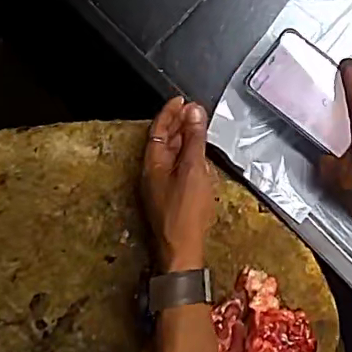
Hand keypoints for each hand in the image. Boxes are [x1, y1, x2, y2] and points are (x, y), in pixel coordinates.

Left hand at [141, 96, 213, 272]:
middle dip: (178, 123)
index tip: (181, 99)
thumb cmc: (185, 212)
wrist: (182, 252)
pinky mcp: (170, 197)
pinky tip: (199, 156)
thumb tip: (194, 111)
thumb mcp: (193, 169)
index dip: (170, 112)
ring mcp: (160, 186)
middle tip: (194, 110)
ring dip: (183, 138)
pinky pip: (176, 166)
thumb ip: (194, 139)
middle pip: (163, 140)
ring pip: (170, 154)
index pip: (158, 129)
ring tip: (198, 127)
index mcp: (152, 164)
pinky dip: (186, 154)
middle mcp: (152, 173)